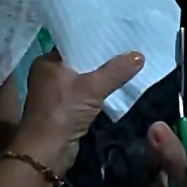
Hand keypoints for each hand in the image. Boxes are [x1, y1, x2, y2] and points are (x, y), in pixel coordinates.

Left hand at [9, 49, 143, 175]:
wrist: (47, 153)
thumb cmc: (62, 112)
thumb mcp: (92, 87)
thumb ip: (116, 70)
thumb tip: (139, 55)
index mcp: (47, 62)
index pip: (75, 43)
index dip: (95, 39)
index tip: (118, 33)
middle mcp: (49, 74)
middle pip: (82, 61)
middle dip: (103, 57)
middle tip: (129, 47)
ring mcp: (57, 93)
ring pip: (86, 78)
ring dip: (103, 75)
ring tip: (128, 63)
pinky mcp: (65, 109)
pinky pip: (87, 93)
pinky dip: (101, 90)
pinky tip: (119, 84)